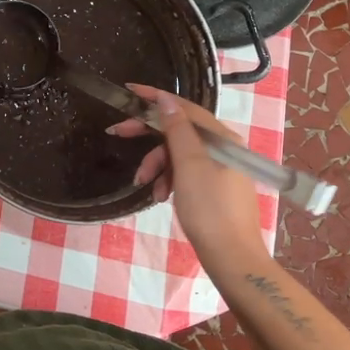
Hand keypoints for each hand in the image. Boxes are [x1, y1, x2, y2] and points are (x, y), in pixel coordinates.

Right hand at [111, 87, 268, 270]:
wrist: (232, 258)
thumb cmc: (209, 208)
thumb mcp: (189, 165)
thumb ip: (177, 129)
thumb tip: (166, 99)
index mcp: (222, 139)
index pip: (185, 108)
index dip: (156, 98)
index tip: (129, 92)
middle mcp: (224, 149)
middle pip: (179, 130)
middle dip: (149, 135)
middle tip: (118, 133)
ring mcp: (219, 169)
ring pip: (178, 154)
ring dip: (157, 165)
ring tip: (144, 183)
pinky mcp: (213, 188)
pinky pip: (184, 172)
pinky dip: (168, 180)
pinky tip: (159, 195)